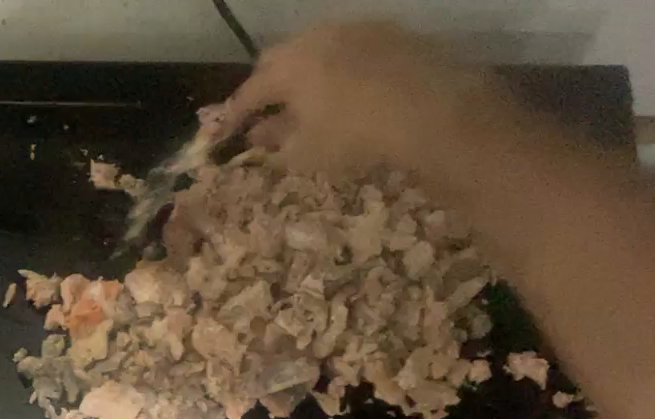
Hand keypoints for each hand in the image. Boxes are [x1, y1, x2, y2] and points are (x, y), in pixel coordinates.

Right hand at [214, 21, 503, 175]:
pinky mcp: (387, 33)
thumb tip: (257, 138)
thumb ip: (275, 143)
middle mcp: (317, 39)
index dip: (233, 116)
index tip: (223, 137)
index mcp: (289, 68)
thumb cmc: (354, 136)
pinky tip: (341, 93)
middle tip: (262, 114)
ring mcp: (354, 30)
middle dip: (265, 87)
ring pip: (313, 50)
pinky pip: (345, 49)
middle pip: (277, 60)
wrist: (431, 109)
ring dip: (300, 76)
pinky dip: (333, 70)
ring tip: (303, 103)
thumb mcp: (305, 152)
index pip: (248, 92)